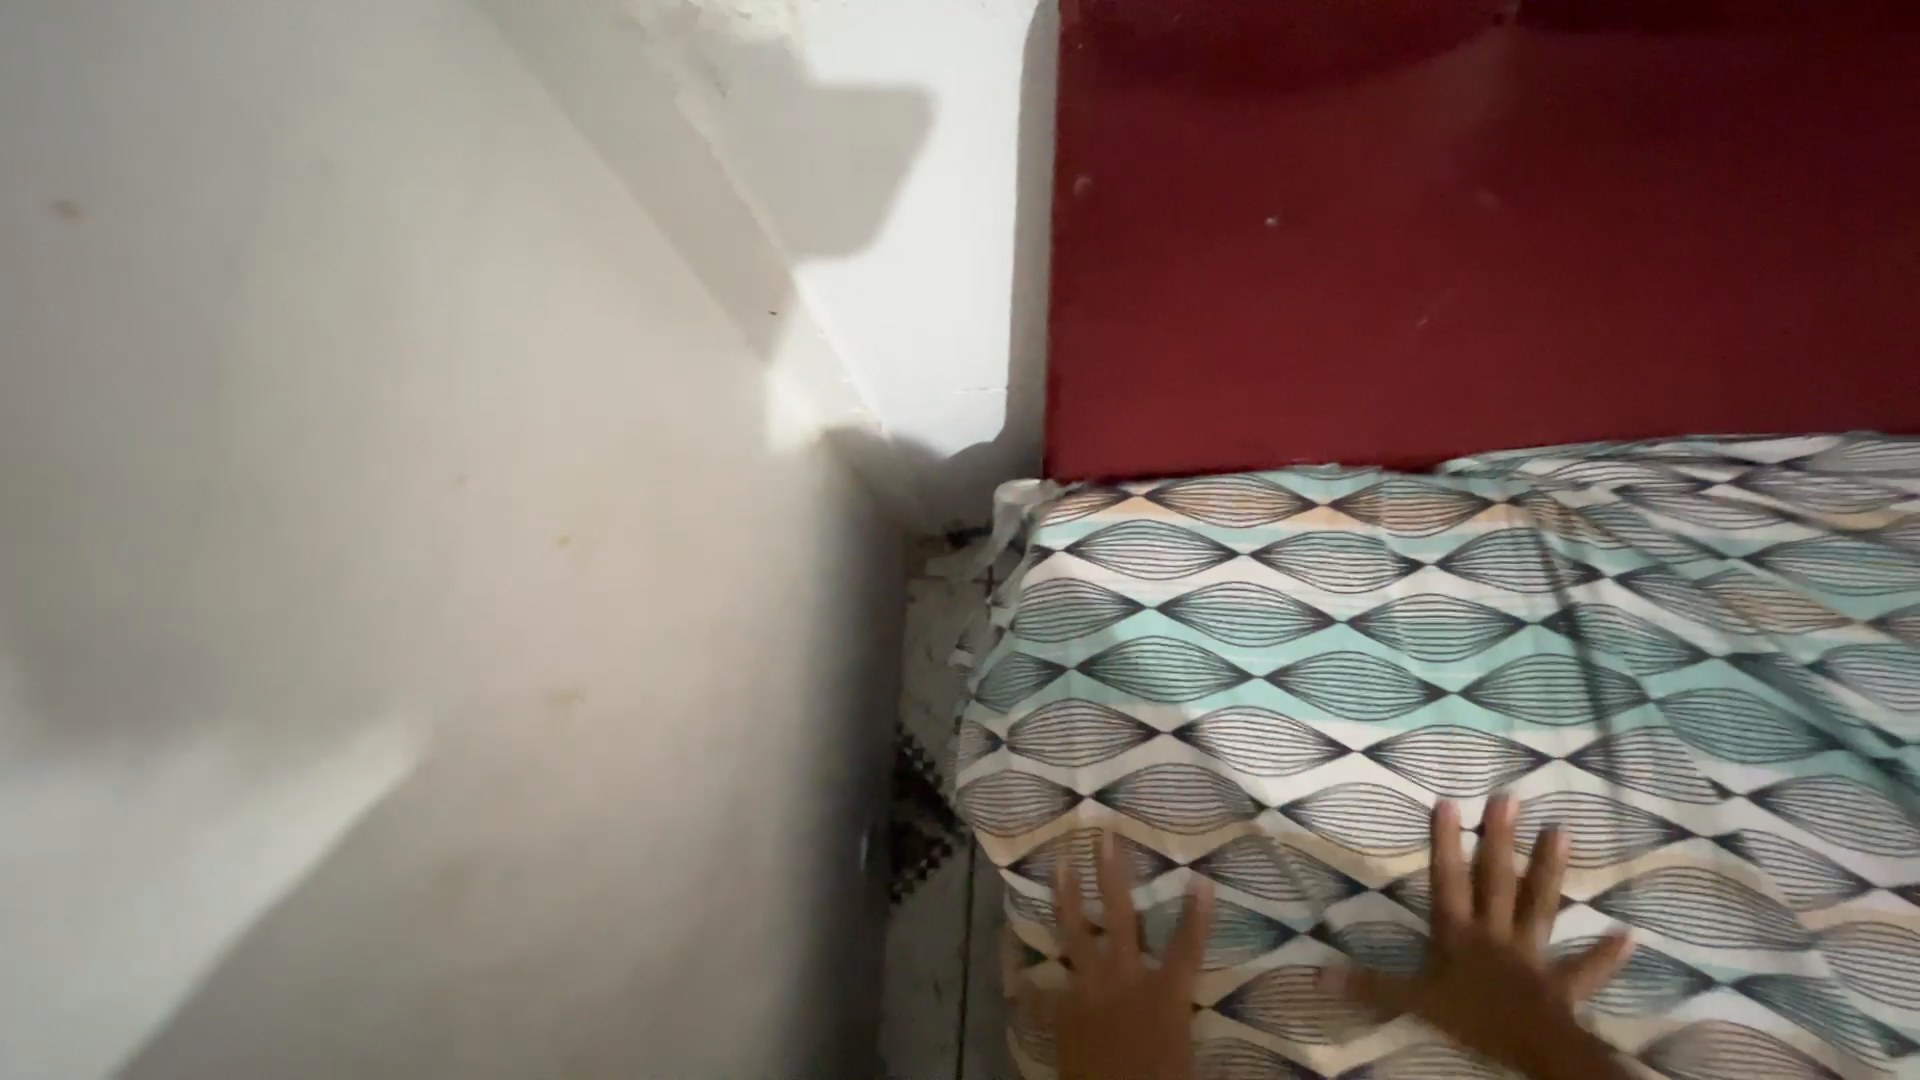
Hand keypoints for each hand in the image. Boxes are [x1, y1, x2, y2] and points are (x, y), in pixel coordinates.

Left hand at [1038, 831, 1214, 1079]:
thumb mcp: (1182, 1052)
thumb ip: (1178, 1019)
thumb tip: (1181, 1006)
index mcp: (1165, 993)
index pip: (1188, 947)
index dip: (1197, 913)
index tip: (1199, 877)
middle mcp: (1124, 978)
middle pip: (1119, 915)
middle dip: (1111, 873)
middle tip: (1102, 836)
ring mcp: (1088, 988)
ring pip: (1074, 932)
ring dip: (1066, 897)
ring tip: (1058, 863)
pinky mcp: (1061, 1010)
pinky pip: (1040, 994)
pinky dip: (1025, 984)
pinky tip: (1012, 972)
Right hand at [1325, 796, 1635, 1079]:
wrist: (1537, 1052)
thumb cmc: (1474, 1019)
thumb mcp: (1414, 1000)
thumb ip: (1369, 984)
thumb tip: (1317, 971)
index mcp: (1458, 932)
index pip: (1448, 880)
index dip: (1446, 843)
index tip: (1448, 802)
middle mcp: (1494, 933)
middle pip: (1496, 881)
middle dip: (1500, 839)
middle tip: (1509, 798)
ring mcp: (1531, 955)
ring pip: (1540, 906)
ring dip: (1550, 871)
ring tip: (1562, 832)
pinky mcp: (1562, 984)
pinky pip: (1584, 969)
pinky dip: (1604, 955)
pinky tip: (1626, 937)